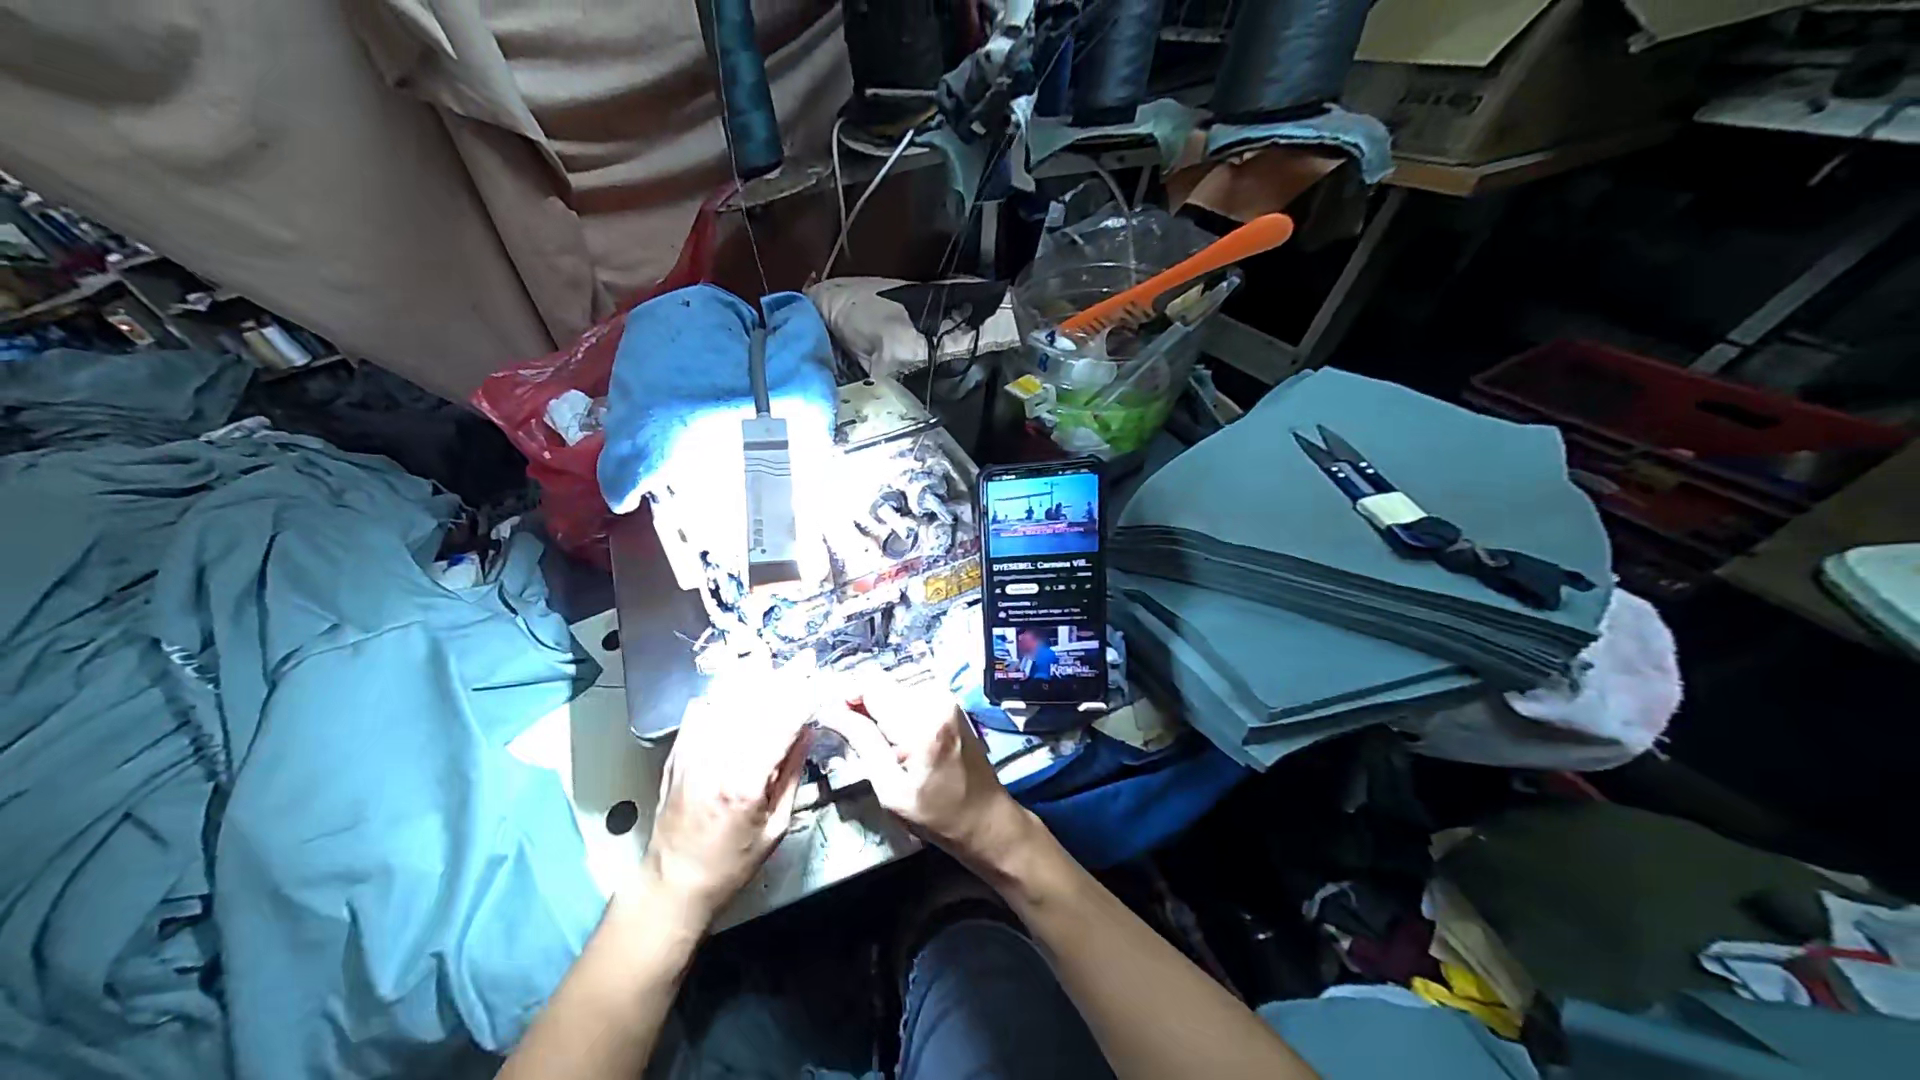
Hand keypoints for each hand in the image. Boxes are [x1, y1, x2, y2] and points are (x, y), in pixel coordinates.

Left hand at [636, 679, 810, 933]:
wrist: (673, 884)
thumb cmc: (728, 865)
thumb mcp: (775, 827)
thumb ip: (792, 774)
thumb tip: (807, 734)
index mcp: (745, 782)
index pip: (781, 723)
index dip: (803, 697)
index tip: (819, 680)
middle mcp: (716, 760)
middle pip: (754, 704)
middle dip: (783, 678)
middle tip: (803, 660)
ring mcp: (692, 754)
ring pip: (726, 701)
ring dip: (750, 678)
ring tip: (770, 658)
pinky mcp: (677, 755)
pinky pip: (699, 713)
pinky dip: (718, 695)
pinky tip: (733, 687)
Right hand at [816, 678, 1034, 869]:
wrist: (986, 818)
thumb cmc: (937, 815)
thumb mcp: (891, 789)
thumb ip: (862, 743)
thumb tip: (831, 712)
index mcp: (922, 722)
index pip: (871, 686)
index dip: (845, 698)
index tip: (831, 717)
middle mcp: (937, 700)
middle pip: (882, 684)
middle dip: (861, 706)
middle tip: (851, 735)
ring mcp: (947, 699)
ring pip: (894, 690)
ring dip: (880, 710)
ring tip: (877, 743)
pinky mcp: (950, 704)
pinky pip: (910, 697)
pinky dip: (896, 713)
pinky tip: (897, 740)